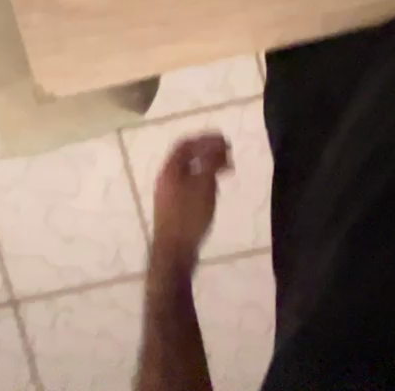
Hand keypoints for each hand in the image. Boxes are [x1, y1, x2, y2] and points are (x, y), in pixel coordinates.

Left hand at [149, 133, 232, 271]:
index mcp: (170, 170)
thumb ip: (211, 161)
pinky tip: (215, 188)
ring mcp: (169, 194)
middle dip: (209, 151)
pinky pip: (190, 184)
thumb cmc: (189, 217)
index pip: (186, 144)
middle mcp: (166, 179)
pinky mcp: (174, 207)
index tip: (225, 141)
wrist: (173, 255)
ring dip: (209, 166)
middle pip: (188, 156)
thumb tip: (217, 144)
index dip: (206, 138)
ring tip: (226, 170)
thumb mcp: (203, 185)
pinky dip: (204, 179)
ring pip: (190, 171)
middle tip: (229, 154)